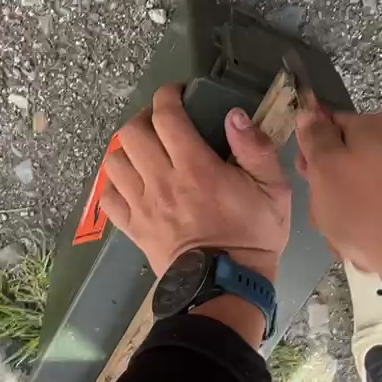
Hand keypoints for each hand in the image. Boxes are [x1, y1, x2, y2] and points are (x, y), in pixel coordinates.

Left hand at [97, 83, 290, 277]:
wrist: (227, 287)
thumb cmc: (253, 236)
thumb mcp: (274, 190)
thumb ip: (257, 149)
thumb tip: (234, 115)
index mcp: (196, 167)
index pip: (167, 116)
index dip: (168, 95)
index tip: (178, 93)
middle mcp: (162, 181)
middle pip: (132, 133)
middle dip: (145, 119)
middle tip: (163, 123)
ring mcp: (142, 205)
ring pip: (115, 161)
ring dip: (128, 149)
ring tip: (147, 151)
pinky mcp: (132, 228)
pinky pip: (108, 197)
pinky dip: (115, 184)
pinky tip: (134, 183)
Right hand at [295, 102, 381, 368]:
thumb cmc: (368, 207)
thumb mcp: (326, 167)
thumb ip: (315, 137)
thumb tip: (309, 113)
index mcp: (377, 125)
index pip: (331, 127)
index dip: (312, 151)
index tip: (305, 174)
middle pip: (344, 164)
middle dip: (328, 192)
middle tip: (325, 211)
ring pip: (358, 196)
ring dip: (344, 218)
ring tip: (347, 237)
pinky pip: (378, 216)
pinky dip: (367, 232)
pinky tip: (366, 249)